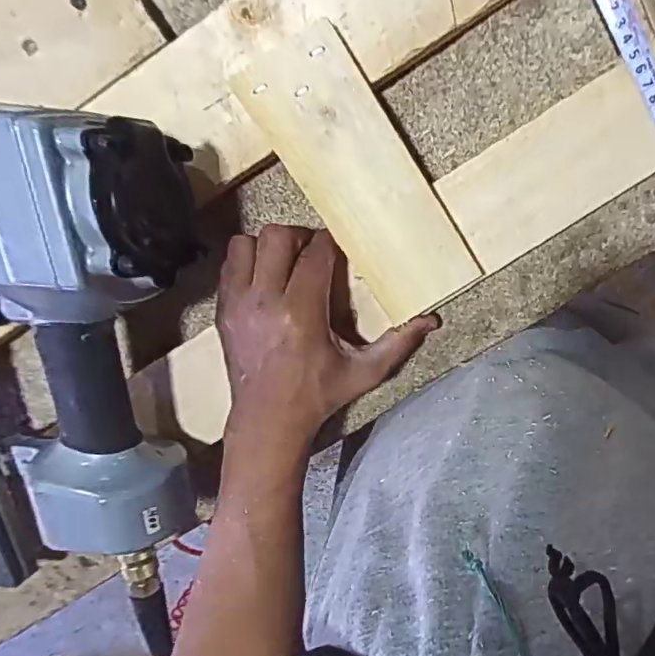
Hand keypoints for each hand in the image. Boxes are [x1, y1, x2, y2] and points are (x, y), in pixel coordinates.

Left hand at [216, 226, 435, 445]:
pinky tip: (268, 279)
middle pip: (277, 237)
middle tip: (315, 251)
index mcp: (302, 313)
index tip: (340, 246)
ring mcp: (238, 304)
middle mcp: (265, 302)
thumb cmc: (319, 394)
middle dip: (300, 237)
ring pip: (246, 244)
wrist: (268, 418)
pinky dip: (249, 262)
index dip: (330, 243)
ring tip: (287, 261)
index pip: (315, 255)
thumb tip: (431, 322)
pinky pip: (230, 265)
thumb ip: (399, 343)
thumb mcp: (366, 371)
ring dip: (268, 246)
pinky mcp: (223, 309)